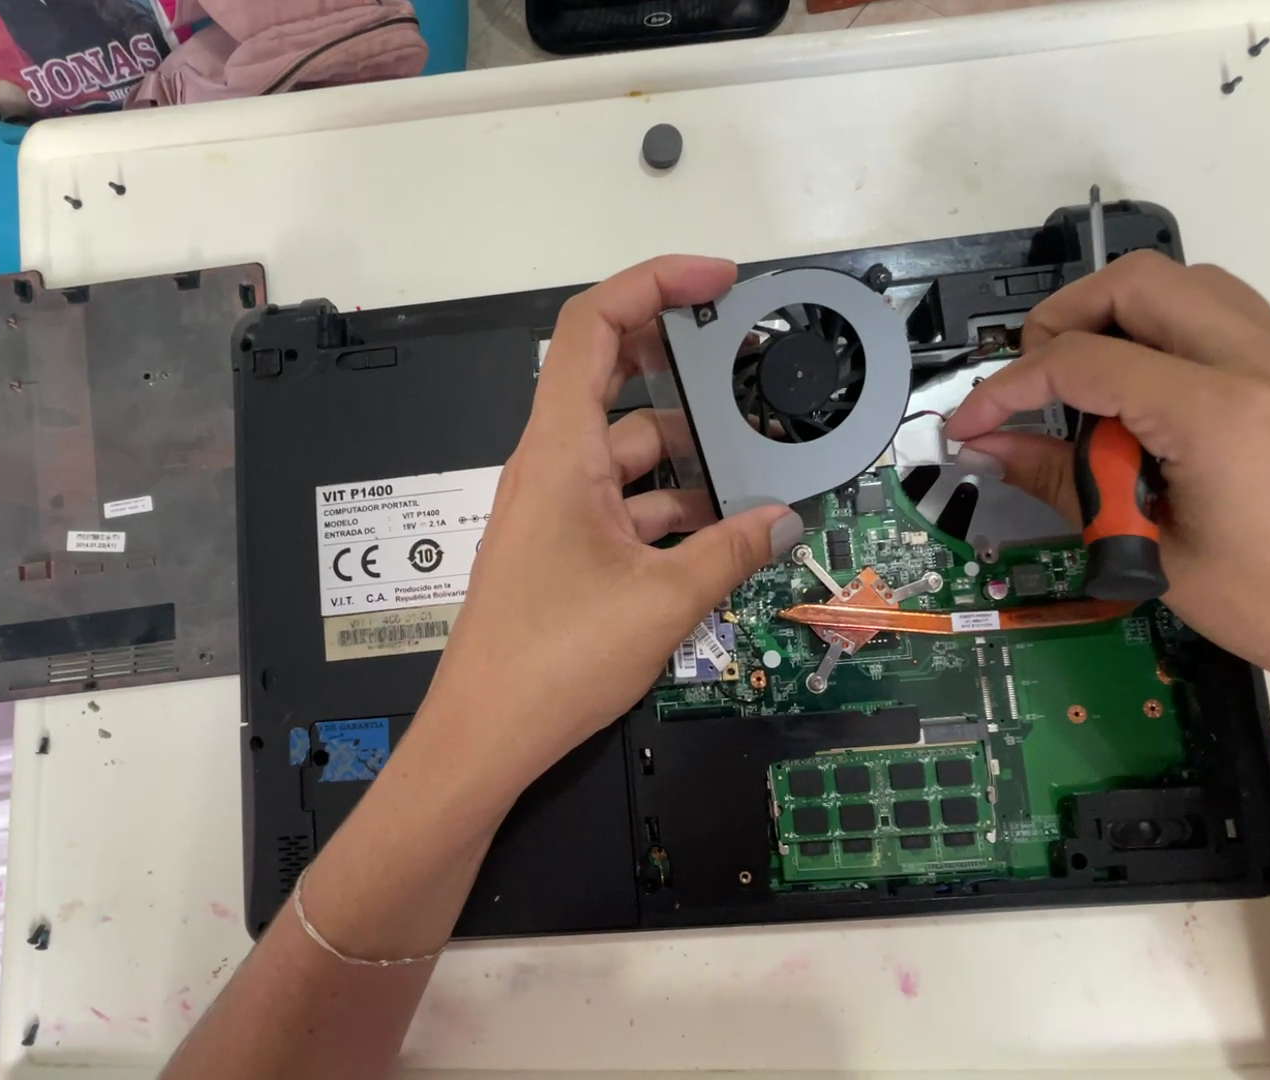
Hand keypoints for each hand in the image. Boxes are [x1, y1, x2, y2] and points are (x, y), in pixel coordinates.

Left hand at [418, 256, 802, 787]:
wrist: (486, 736)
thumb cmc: (554, 662)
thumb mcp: (662, 602)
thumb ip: (731, 552)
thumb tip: (783, 520)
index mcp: (560, 453)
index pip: (593, 327)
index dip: (653, 283)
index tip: (717, 282)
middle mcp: (552, 467)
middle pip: (618, 383)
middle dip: (686, 374)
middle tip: (752, 376)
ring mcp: (557, 507)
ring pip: (631, 455)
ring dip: (690, 461)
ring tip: (756, 477)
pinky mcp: (564, 546)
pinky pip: (625, 504)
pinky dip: (670, 508)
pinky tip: (717, 534)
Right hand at [944, 251, 1269, 724]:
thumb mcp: (1149, 552)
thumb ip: (1061, 484)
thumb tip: (989, 449)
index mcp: (1219, 412)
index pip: (1081, 361)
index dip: (1005, 389)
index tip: (968, 426)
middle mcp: (1263, 364)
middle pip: (1136, 283)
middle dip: (1058, 322)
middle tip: (1027, 388)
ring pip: (1184, 285)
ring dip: (1114, 317)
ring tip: (1080, 388)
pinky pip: (1220, 316)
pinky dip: (1160, 333)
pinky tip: (1141, 401)